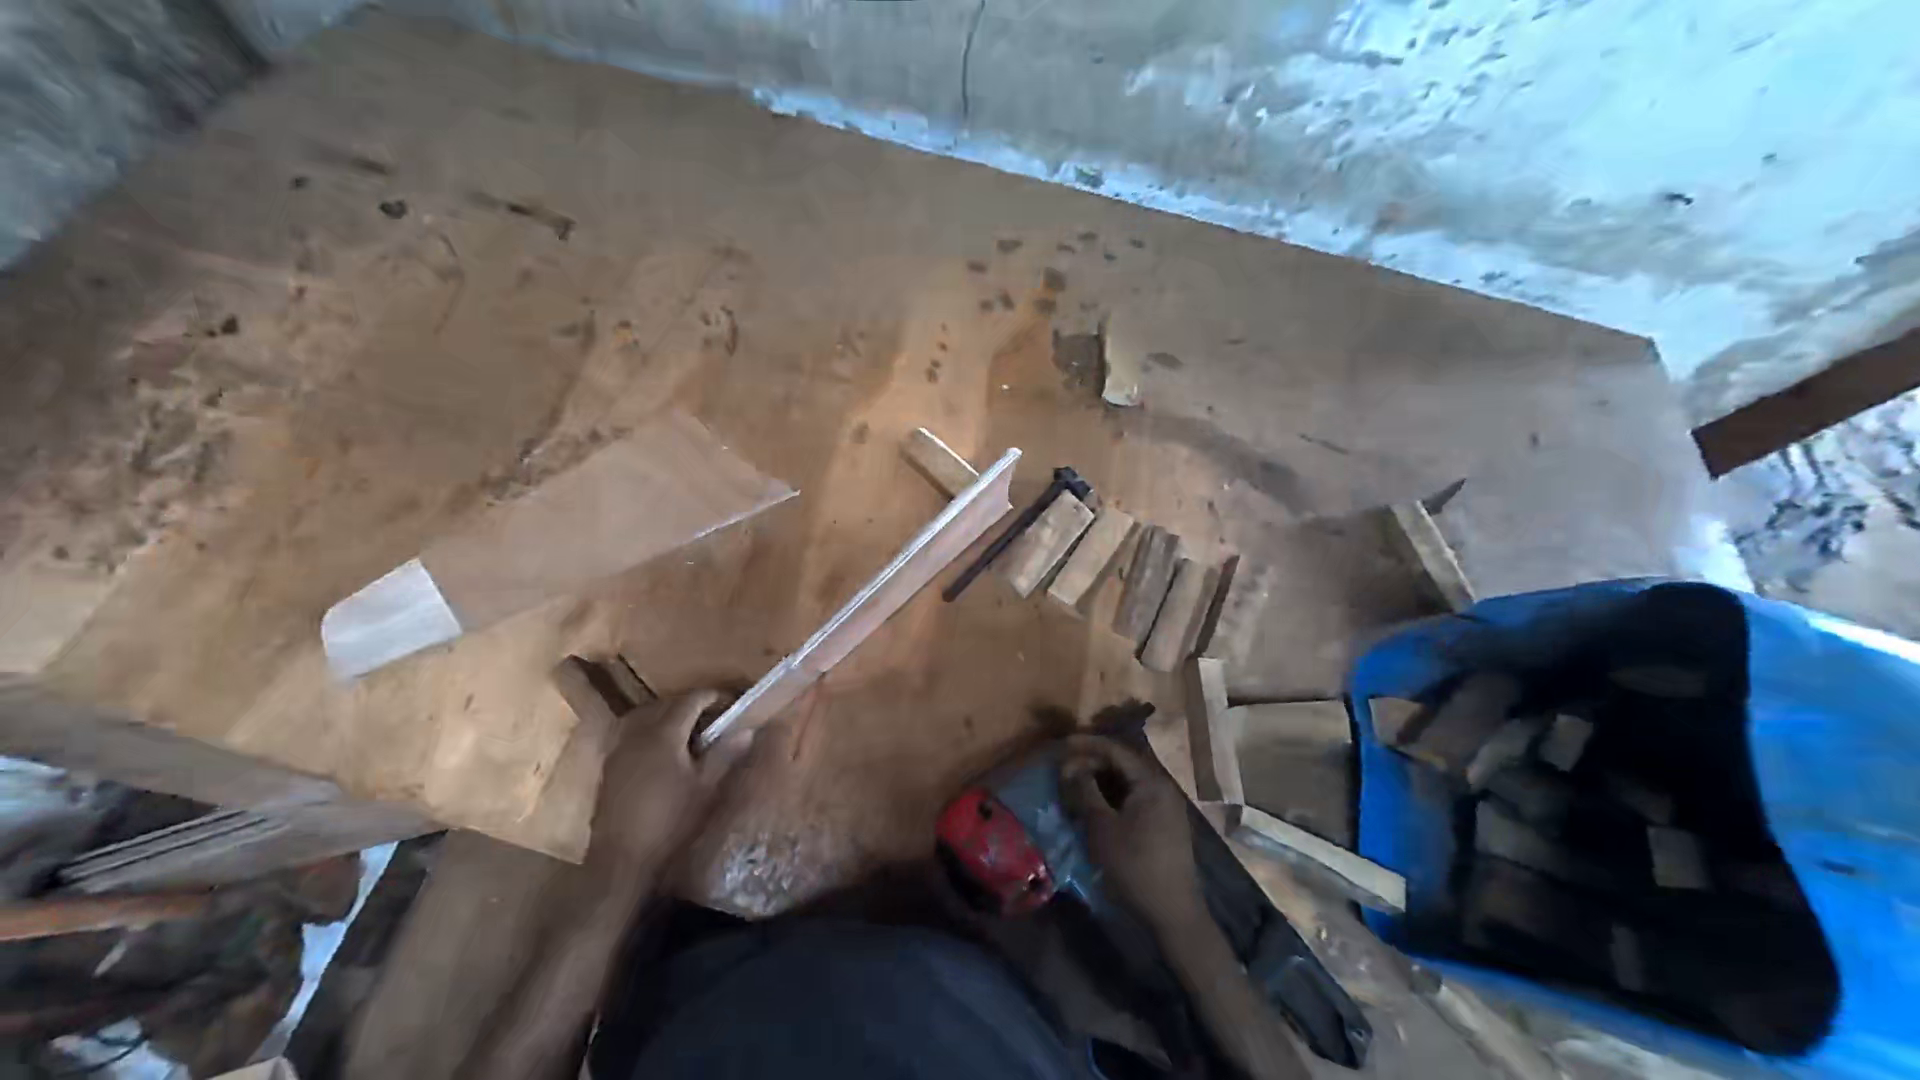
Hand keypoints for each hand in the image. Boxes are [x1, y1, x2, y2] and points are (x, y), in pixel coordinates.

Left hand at [587, 690, 756, 872]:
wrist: (622, 863)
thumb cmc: (670, 822)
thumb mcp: (706, 788)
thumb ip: (725, 755)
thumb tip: (747, 730)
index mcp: (663, 734)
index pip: (690, 701)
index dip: (713, 696)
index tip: (732, 701)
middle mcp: (637, 735)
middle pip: (665, 705)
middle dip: (691, 705)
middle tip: (714, 716)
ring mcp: (618, 752)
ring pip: (645, 719)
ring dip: (667, 718)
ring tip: (687, 732)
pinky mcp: (609, 770)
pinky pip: (631, 737)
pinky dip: (650, 734)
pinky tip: (662, 755)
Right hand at [1059, 735, 1205, 935]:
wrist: (1173, 912)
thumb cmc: (1134, 865)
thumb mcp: (1102, 827)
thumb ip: (1085, 791)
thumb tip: (1072, 767)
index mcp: (1151, 782)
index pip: (1115, 750)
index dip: (1087, 745)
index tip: (1062, 744)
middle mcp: (1163, 787)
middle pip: (1123, 764)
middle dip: (1093, 763)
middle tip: (1066, 770)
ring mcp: (1167, 806)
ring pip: (1129, 782)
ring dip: (1102, 781)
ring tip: (1077, 787)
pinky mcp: (1165, 823)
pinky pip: (1136, 798)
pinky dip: (1114, 796)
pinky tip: (1096, 806)